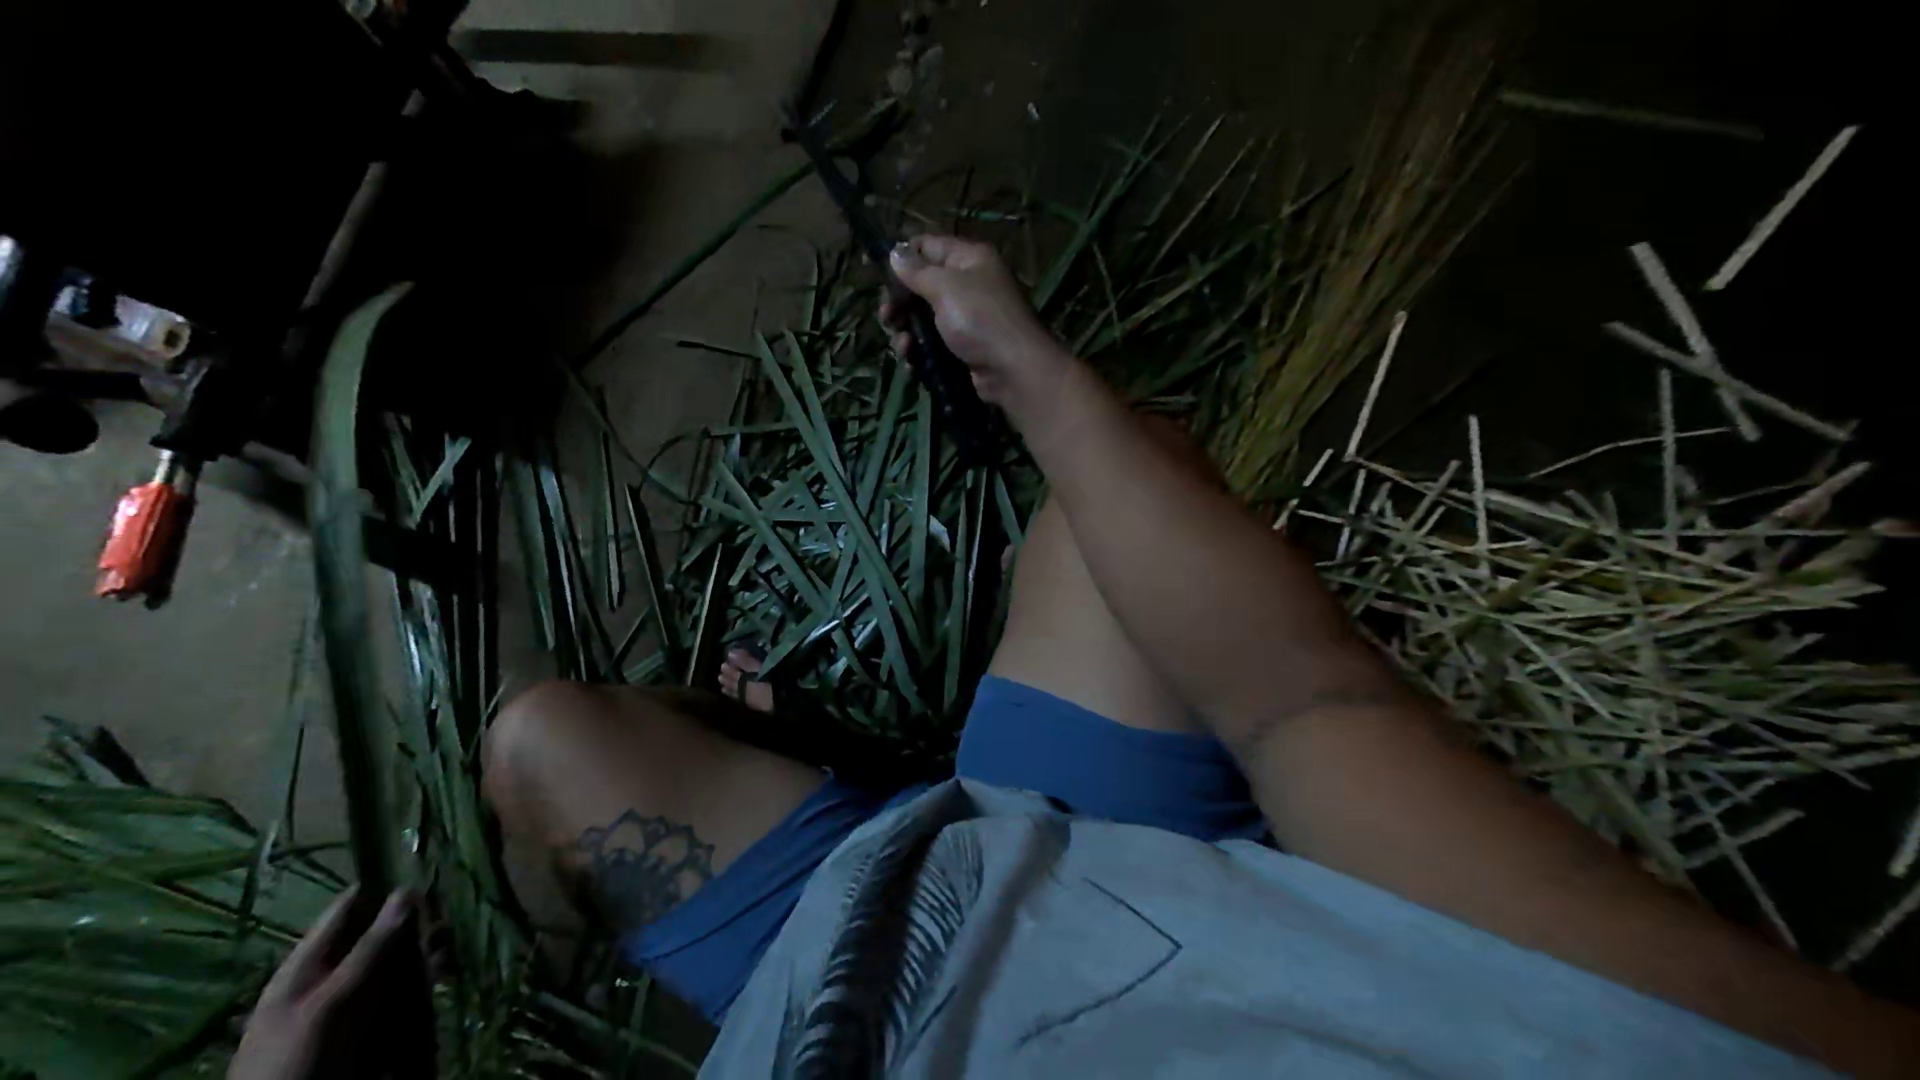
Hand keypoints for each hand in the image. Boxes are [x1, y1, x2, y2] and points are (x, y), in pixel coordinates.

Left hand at [229, 887, 431, 1079]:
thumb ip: (369, 948)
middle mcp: (333, 973)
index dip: (385, 888)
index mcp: (308, 963)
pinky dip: (426, 976)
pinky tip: (445, 970)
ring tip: (449, 945)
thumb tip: (408, 890)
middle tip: (444, 918)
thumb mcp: (329, 1002)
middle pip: (380, 931)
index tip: (426, 877)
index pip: (349, 908)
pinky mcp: (373, 1019)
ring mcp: (353, 998)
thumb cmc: (293, 1057)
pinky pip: (405, 987)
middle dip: (415, 921)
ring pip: (398, 957)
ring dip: (425, 949)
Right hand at [879, 235, 1073, 410]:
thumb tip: (895, 253)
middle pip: (922, 285)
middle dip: (899, 302)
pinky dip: (919, 352)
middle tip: (887, 318)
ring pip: (924, 319)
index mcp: (969, 259)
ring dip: (906, 331)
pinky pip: (933, 344)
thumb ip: (916, 271)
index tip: (878, 276)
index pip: (927, 246)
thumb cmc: (980, 319)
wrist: (1013, 369)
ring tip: (902, 345)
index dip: (901, 258)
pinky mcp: (964, 348)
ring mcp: (967, 319)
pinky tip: (911, 362)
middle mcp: (969, 285)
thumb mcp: (945, 287)